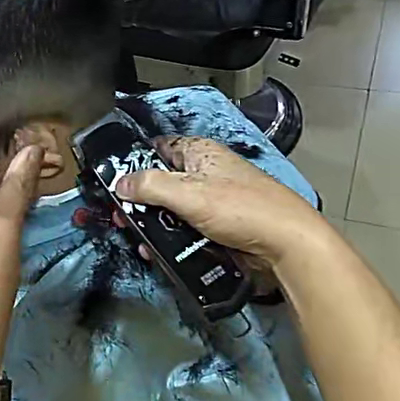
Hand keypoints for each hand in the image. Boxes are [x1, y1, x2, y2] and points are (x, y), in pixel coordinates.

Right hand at [113, 137, 331, 266]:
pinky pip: (186, 231)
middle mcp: (205, 173)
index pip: (159, 148)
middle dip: (141, 202)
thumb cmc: (242, 208)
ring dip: (154, 226)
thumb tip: (120, 182)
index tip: (114, 183)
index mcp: (200, 153)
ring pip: (172, 211)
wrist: (285, 243)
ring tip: (139, 241)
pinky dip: (172, 240)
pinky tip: (158, 253)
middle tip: (121, 220)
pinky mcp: (218, 228)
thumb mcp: (189, 192)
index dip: (135, 162)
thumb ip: (151, 186)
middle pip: (162, 183)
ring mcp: (212, 202)